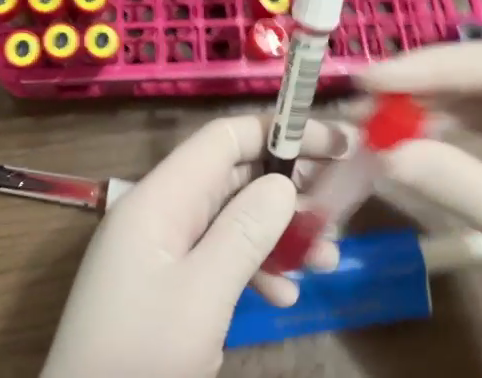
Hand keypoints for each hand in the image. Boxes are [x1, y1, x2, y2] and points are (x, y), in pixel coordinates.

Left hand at [42, 115, 344, 377]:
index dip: (279, 132)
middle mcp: (159, 213)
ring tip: (327, 260)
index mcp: (159, 198)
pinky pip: (216, 258)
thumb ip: (244, 233)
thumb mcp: (201, 294)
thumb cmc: (142, 351)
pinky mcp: (164, 285)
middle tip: (339, 211)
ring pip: (229, 221)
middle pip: (231, 177)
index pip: (222, 139)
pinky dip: (254, 268)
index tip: (335, 143)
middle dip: (287, 189)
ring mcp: (160, 250)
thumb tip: (283, 182)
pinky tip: (284, 295)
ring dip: (279, 235)